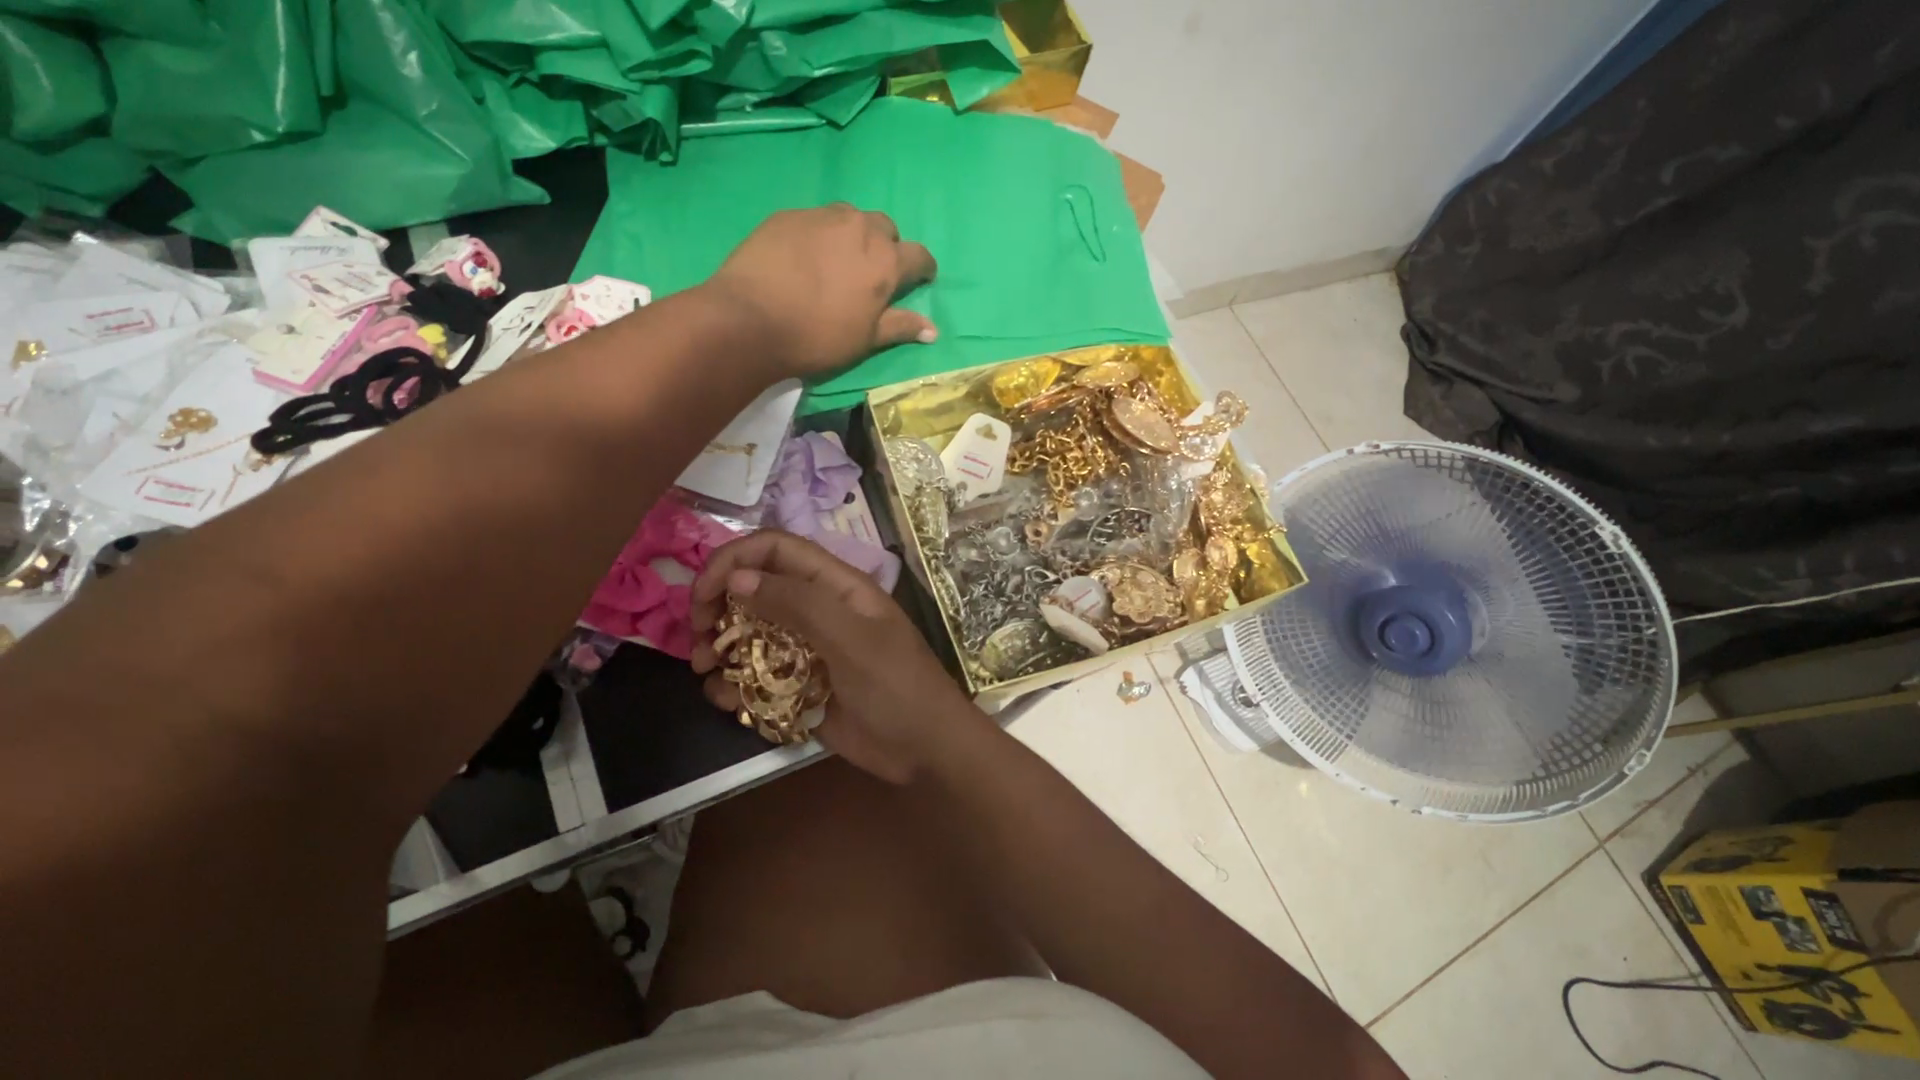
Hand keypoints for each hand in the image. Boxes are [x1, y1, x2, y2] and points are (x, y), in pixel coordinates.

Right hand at [689, 532, 977, 783]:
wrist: (926, 749)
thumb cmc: (897, 685)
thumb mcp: (851, 638)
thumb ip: (797, 604)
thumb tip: (737, 578)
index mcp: (836, 586)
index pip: (775, 550)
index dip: (733, 561)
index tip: (702, 594)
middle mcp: (818, 611)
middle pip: (755, 590)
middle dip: (719, 607)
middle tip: (698, 637)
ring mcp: (807, 651)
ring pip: (750, 636)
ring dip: (720, 648)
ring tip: (704, 670)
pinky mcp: (799, 689)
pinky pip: (757, 678)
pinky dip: (734, 685)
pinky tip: (725, 701)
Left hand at [702, 204, 938, 379]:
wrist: (749, 319)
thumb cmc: (816, 336)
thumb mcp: (864, 339)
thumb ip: (900, 327)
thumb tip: (934, 329)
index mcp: (885, 260)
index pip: (919, 255)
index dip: (922, 269)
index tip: (919, 280)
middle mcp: (859, 228)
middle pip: (884, 227)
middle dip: (885, 245)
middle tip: (870, 271)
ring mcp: (821, 217)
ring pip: (848, 217)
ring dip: (851, 234)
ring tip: (836, 260)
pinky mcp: (787, 215)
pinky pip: (813, 220)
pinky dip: (817, 235)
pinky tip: (801, 258)